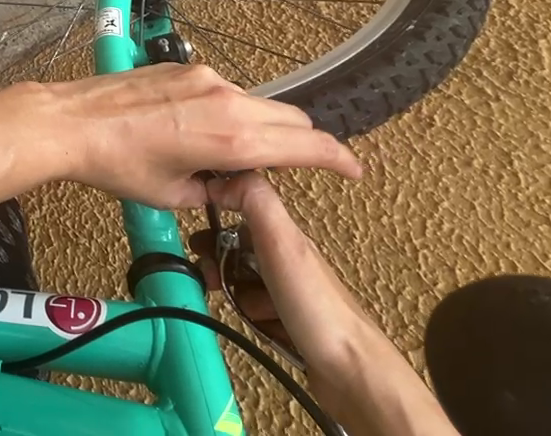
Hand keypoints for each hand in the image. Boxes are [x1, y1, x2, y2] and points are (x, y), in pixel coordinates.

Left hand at [21, 63, 360, 205]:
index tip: (353, 171)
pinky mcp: (182, 67)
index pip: (309, 145)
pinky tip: (198, 129)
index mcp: (234, 138)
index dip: (339, 160)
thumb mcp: (175, 194)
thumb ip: (219, 190)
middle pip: (291, 119)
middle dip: (300, 145)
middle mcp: (227, 100)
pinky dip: (230, 110)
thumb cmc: (118, 164)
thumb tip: (237, 185)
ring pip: (258, 102)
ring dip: (261, 127)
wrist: (70, 122)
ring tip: (227, 154)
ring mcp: (203, 77)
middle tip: (285, 171)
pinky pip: (225, 90)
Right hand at [190, 171, 382, 375]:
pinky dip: (248, 315)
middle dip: (216, 259)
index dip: (215, 217)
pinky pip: (254, 309)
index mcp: (285, 233)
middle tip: (207, 274)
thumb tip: (223, 176)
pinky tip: (255, 324)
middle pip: (237, 245)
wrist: (352, 375)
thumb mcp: (282, 242)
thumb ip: (254, 200)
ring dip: (231, 289)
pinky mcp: (289, 322)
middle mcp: (287, 258)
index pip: (240, 208)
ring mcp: (289, 291)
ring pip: (243, 278)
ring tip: (232, 302)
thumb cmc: (318, 308)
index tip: (198, 235)